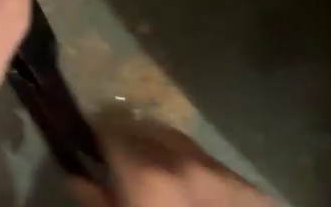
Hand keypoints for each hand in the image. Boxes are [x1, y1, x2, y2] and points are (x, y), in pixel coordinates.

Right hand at [67, 114, 274, 206]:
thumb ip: (97, 204)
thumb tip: (78, 179)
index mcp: (145, 176)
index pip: (108, 132)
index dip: (94, 139)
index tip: (89, 150)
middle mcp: (181, 162)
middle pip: (142, 130)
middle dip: (126, 142)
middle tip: (118, 164)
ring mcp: (220, 173)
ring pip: (178, 143)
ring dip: (159, 150)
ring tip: (153, 173)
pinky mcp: (252, 193)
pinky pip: (211, 165)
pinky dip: (193, 170)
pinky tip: (190, 193)